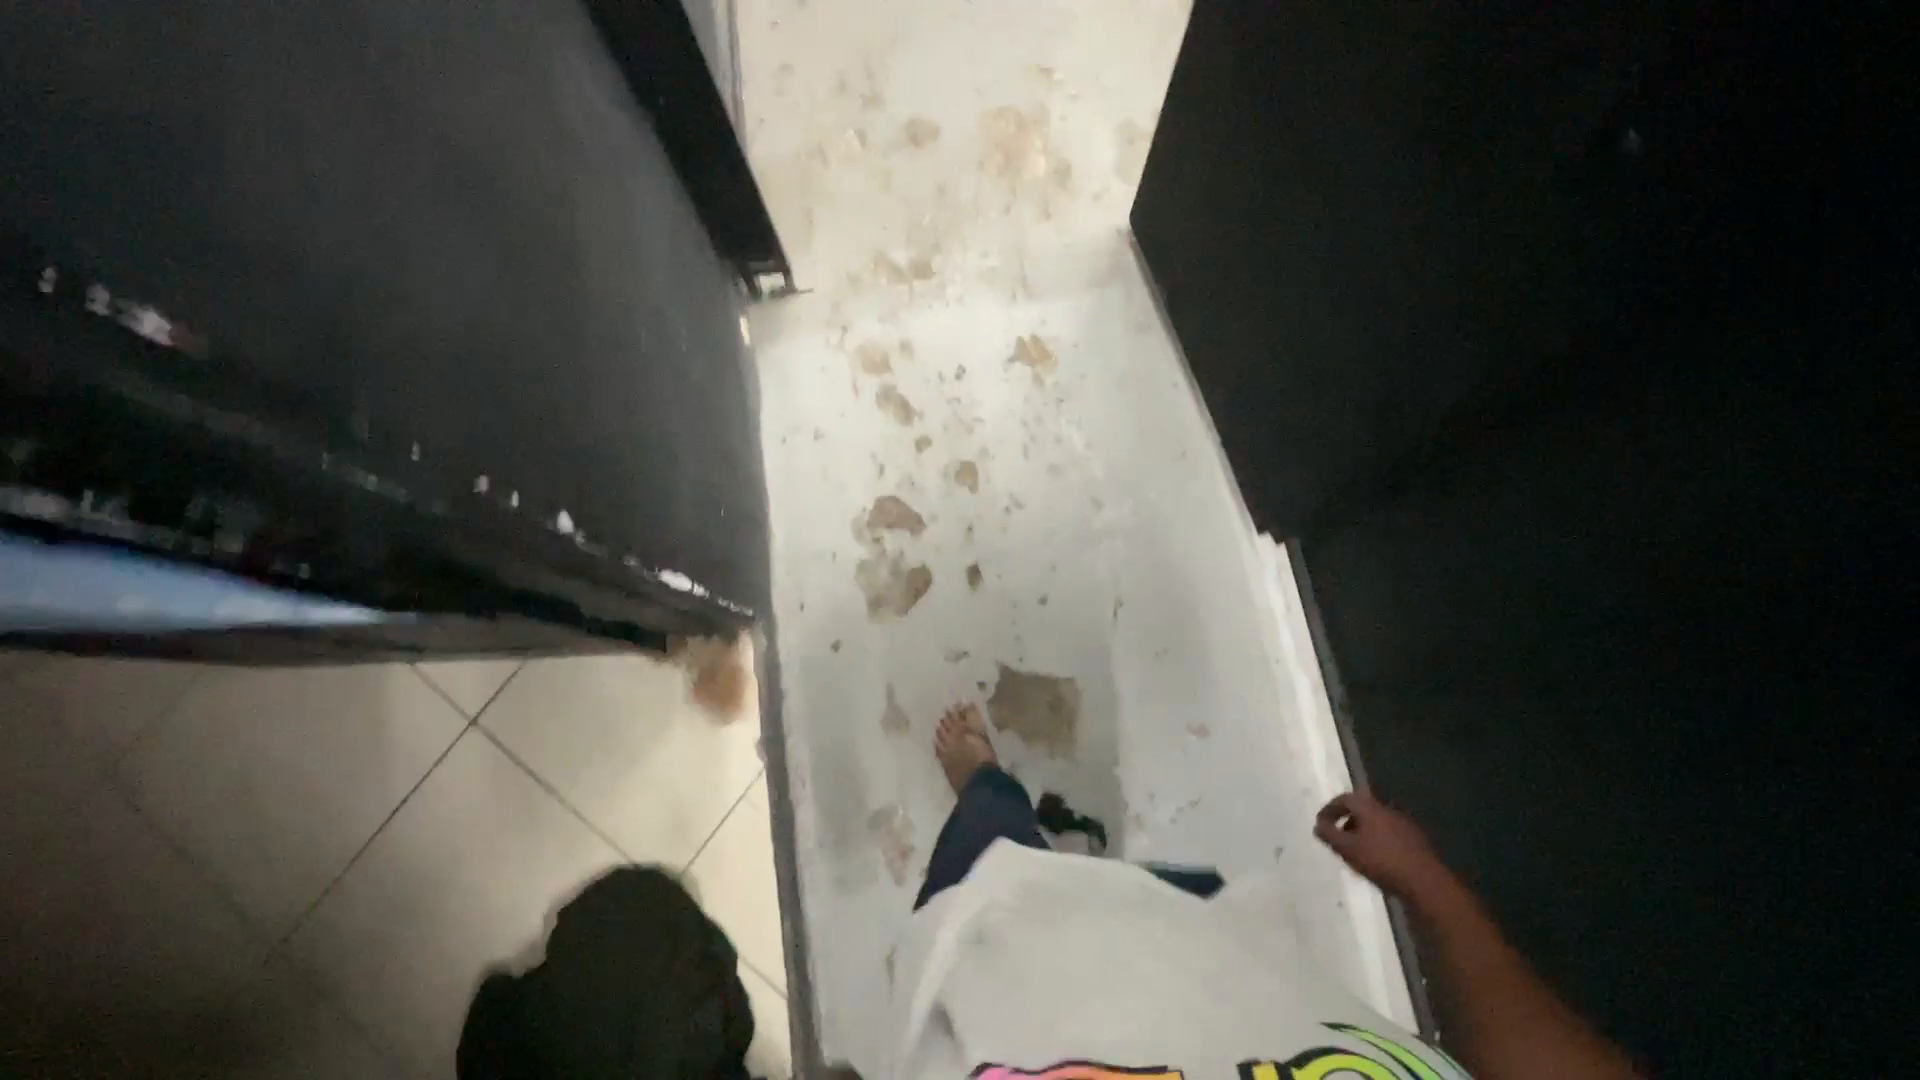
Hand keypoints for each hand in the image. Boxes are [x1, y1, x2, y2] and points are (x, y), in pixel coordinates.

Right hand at [1314, 791, 1453, 901]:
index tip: (1321, 823)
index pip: (1345, 798)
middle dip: (1347, 822)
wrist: (1426, 883)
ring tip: (1356, 853)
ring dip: (1363, 834)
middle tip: (1338, 838)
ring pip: (1377, 824)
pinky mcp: (1417, 842)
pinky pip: (1391, 836)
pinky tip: (1378, 862)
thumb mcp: (1347, 849)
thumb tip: (1318, 825)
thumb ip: (1329, 835)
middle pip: (1362, 810)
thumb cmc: (1381, 862)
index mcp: (1370, 808)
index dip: (1330, 809)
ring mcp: (1405, 826)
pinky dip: (1379, 843)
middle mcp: (1388, 811)